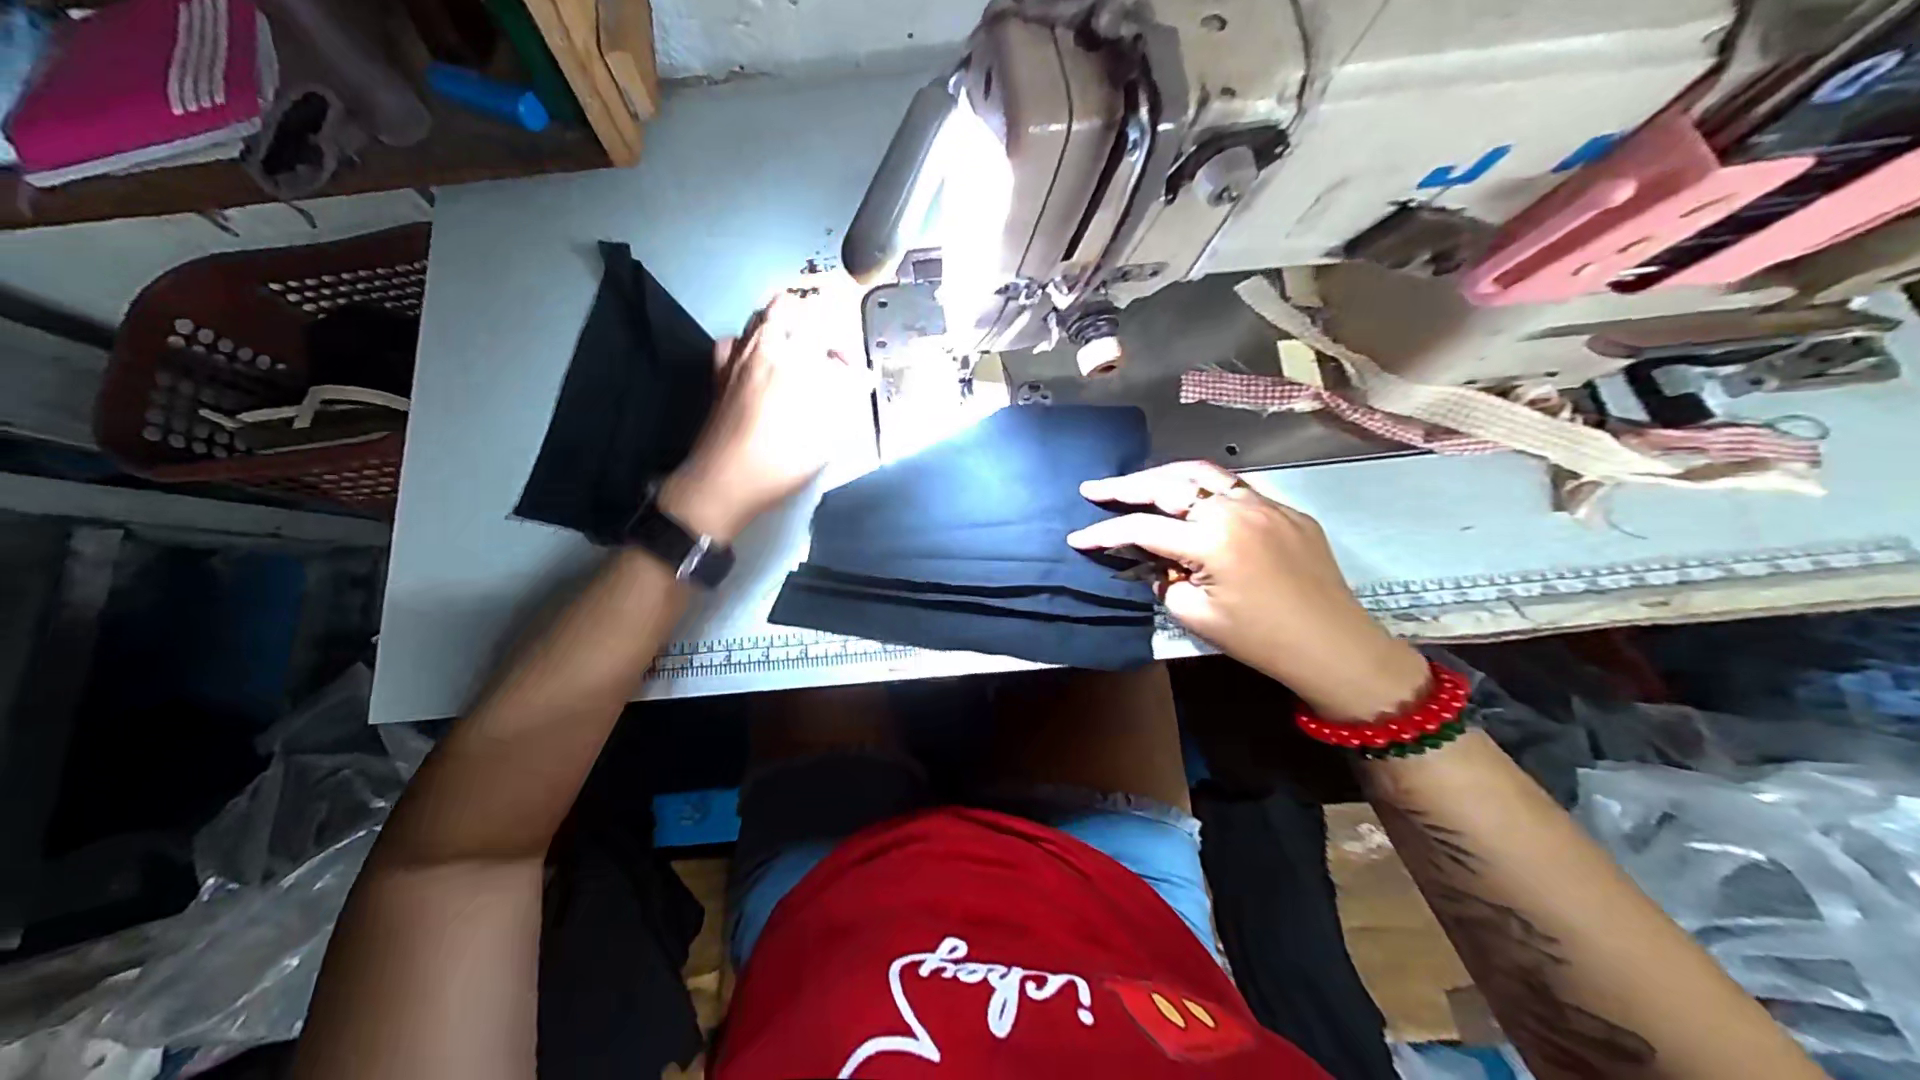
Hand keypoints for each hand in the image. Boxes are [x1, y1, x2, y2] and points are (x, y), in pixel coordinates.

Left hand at [659, 277, 869, 541]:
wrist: (724, 481)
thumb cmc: (782, 460)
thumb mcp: (827, 433)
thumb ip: (844, 396)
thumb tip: (860, 377)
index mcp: (795, 358)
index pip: (821, 316)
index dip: (840, 332)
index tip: (848, 361)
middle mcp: (763, 347)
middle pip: (785, 305)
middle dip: (809, 315)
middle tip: (823, 344)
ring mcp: (736, 358)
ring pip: (758, 318)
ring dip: (781, 325)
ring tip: (795, 352)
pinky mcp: (718, 373)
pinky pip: (734, 342)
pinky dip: (750, 344)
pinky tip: (757, 364)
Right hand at [1066, 461, 1429, 721]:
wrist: (1333, 645)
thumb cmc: (1260, 639)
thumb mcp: (1197, 617)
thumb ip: (1166, 582)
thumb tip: (1160, 564)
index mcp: (1211, 540)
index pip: (1143, 528)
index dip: (1105, 532)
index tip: (1078, 537)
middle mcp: (1236, 509)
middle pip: (1169, 485)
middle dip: (1126, 486)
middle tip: (1095, 488)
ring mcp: (1266, 504)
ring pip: (1204, 475)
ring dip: (1166, 476)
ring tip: (1139, 483)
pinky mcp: (1288, 511)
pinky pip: (1238, 489)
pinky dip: (1206, 490)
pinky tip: (1194, 501)